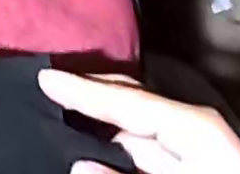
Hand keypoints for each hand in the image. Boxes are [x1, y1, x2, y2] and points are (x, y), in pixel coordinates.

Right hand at [39, 68, 239, 173]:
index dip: (82, 87)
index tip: (43, 76)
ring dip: (102, 122)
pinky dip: (120, 147)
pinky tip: (95, 150)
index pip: (127, 97)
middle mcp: (193, 127)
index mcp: (194, 125)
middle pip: (132, 101)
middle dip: (91, 93)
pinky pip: (149, 150)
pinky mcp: (196, 162)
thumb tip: (80, 164)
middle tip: (47, 85)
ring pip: (138, 128)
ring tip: (60, 111)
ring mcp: (196, 147)